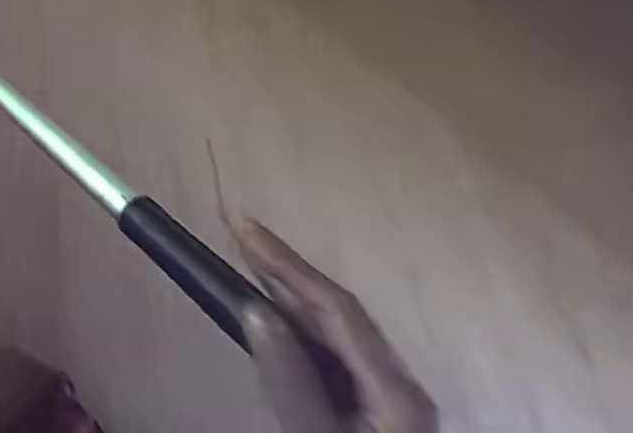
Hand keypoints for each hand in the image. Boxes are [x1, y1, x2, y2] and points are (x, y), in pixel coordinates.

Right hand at [235, 219, 436, 432]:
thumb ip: (290, 383)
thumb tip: (254, 309)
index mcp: (394, 390)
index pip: (334, 306)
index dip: (284, 259)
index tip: (237, 223)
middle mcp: (399, 384)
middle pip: (338, 310)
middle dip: (284, 266)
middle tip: (234, 230)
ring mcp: (390, 398)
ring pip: (336, 327)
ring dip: (288, 288)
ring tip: (245, 258)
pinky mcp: (374, 409)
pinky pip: (332, 348)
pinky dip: (296, 319)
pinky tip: (271, 312)